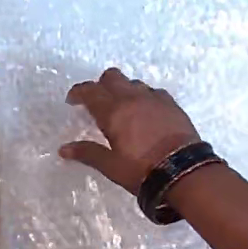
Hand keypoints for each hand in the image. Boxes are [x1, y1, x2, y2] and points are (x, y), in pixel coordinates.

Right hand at [59, 68, 200, 193]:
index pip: (90, 91)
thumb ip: (88, 153)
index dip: (78, 93)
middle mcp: (133, 98)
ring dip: (123, 90)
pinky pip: (152, 91)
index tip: (72, 101)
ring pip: (133, 82)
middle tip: (96, 103)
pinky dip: (143, 97)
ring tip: (122, 109)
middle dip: (100, 86)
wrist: (184, 171)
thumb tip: (64, 150)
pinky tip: (145, 112)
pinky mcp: (172, 104)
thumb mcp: (111, 166)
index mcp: (114, 111)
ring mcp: (154, 98)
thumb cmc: (142, 170)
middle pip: (112, 77)